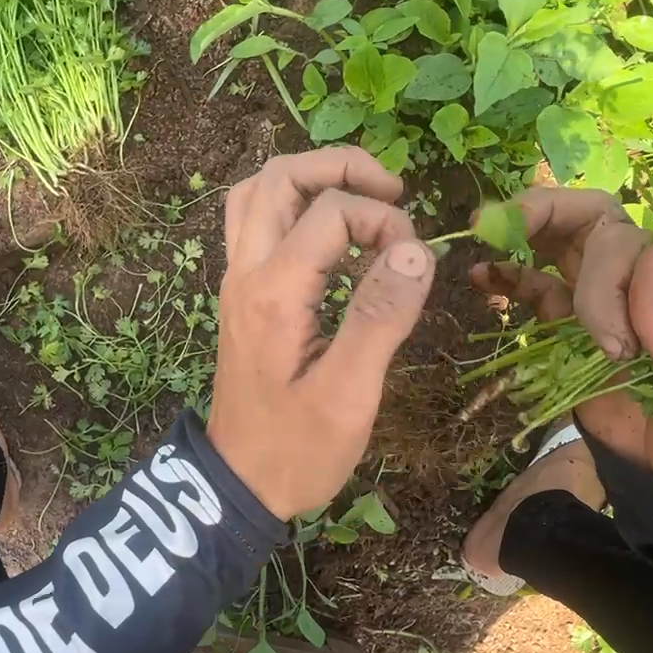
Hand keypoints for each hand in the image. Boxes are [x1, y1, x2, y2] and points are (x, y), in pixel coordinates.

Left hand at [209, 149, 436, 520]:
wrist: (237, 485)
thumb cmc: (296, 451)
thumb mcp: (348, 396)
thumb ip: (380, 318)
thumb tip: (416, 248)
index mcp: (273, 293)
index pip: (330, 212)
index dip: (383, 219)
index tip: (416, 258)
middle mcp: (244, 273)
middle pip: (277, 178)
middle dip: (340, 168)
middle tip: (392, 192)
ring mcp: (236, 281)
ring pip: (257, 194)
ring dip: (310, 180)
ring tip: (363, 199)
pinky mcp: (240, 295)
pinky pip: (255, 223)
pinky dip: (294, 207)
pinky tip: (331, 234)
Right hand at [469, 187, 652, 493]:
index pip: (637, 245)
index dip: (606, 279)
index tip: (613, 347)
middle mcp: (647, 284)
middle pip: (596, 223)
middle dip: (550, 214)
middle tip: (507, 222)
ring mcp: (605, 305)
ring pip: (562, 245)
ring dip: (524, 232)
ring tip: (486, 231)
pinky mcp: (571, 332)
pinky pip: (538, 290)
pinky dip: (509, 276)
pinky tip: (482, 275)